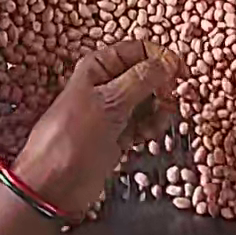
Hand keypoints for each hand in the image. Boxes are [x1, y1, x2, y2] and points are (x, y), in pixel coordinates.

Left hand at [13, 40, 186, 213]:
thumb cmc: (74, 136)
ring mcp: (114, 111)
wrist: (55, 184)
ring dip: (159, 111)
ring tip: (153, 124)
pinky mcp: (119, 135)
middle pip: (148, 75)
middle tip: (168, 101)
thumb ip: (143, 79)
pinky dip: (151, 128)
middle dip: (162, 87)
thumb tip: (169, 61)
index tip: (180, 72)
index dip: (161, 58)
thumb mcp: (110, 101)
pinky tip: (145, 137)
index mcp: (99, 66)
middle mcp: (107, 84)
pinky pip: (145, 123)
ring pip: (150, 101)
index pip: (138, 50)